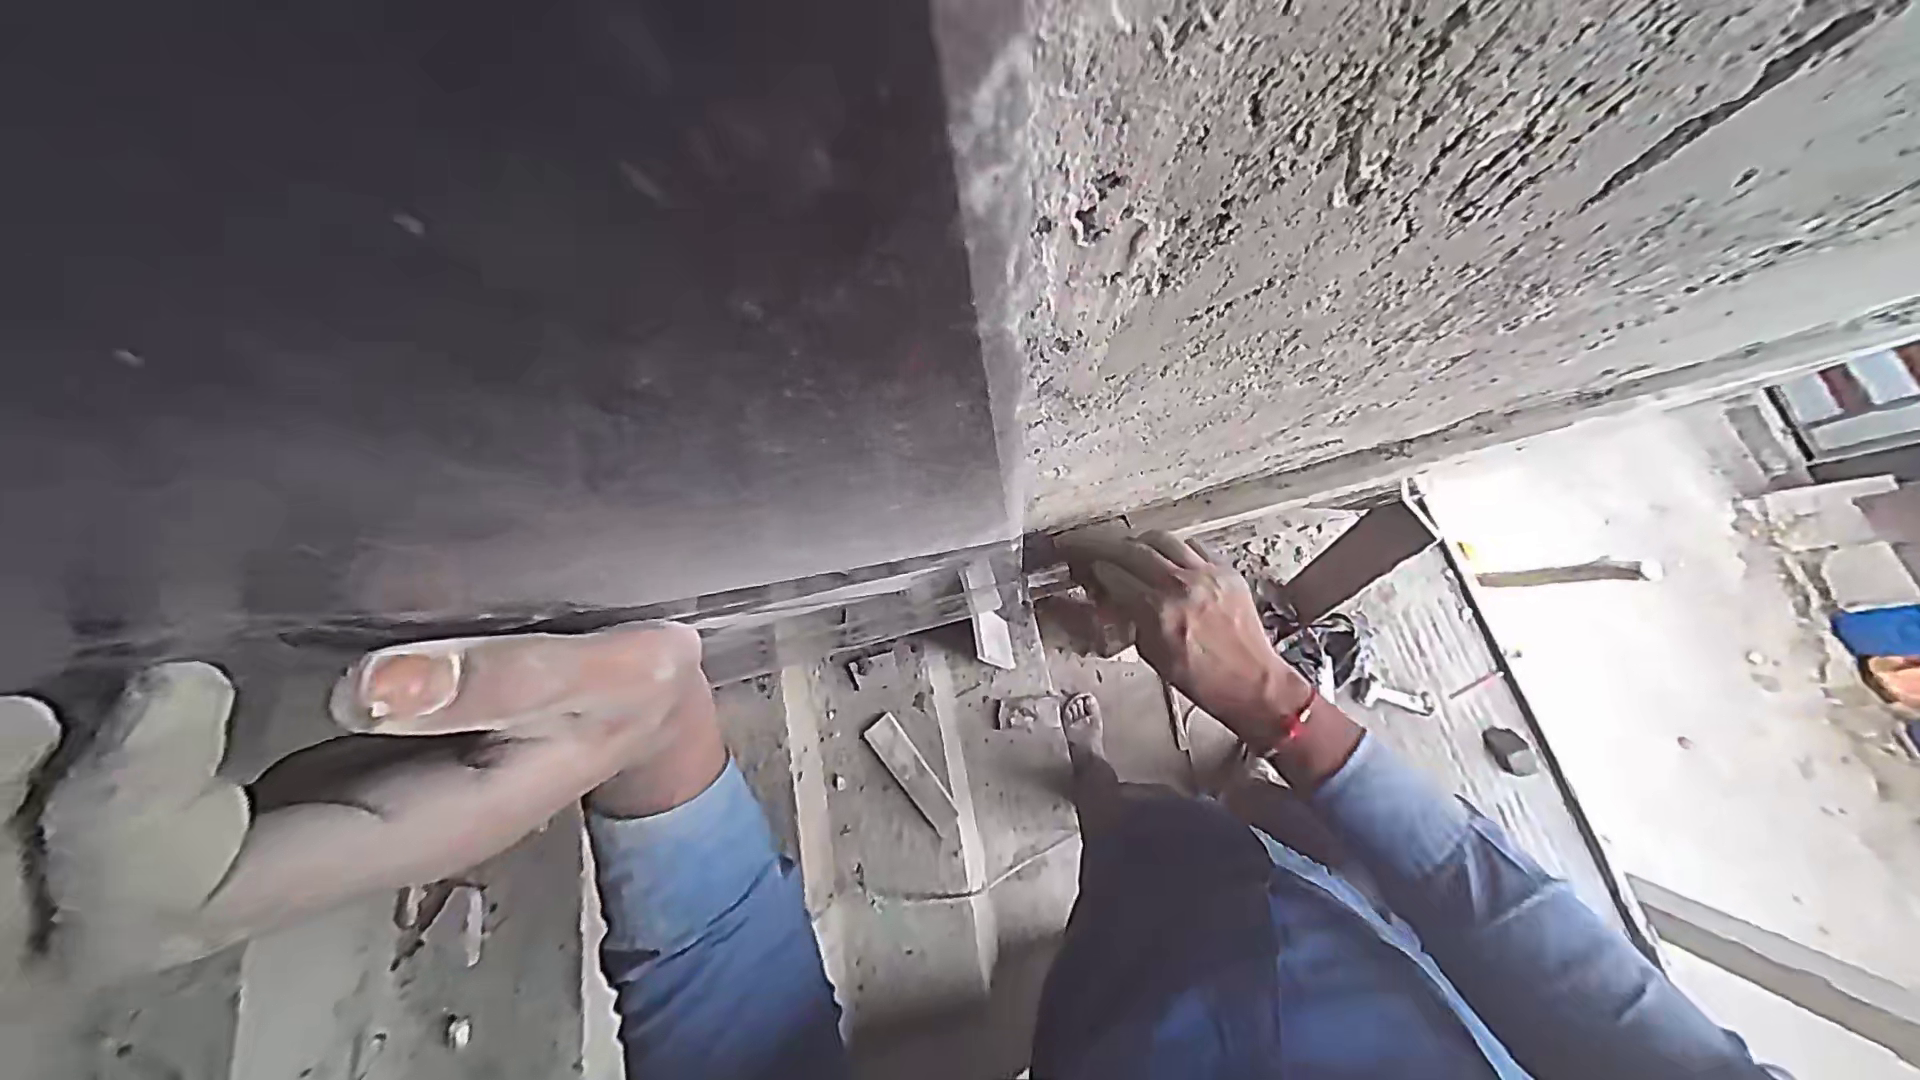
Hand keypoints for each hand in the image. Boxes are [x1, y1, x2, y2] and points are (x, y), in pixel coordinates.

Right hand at [1055, 530, 1311, 745]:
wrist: (1254, 684)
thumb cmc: (1204, 679)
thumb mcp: (1151, 653)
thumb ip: (1129, 618)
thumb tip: (1111, 596)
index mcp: (1158, 611)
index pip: (1113, 575)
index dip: (1093, 569)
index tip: (1084, 566)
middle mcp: (1181, 586)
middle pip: (1131, 549)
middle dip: (1104, 546)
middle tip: (1090, 546)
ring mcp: (1206, 575)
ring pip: (1161, 539)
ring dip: (1138, 542)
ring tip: (1128, 549)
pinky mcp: (1225, 571)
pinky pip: (1192, 545)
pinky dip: (1173, 547)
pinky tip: (1166, 556)